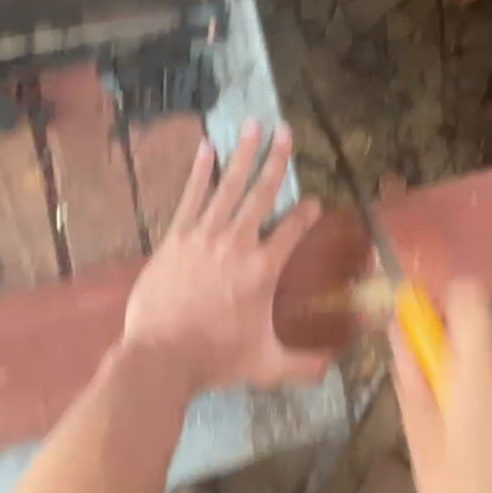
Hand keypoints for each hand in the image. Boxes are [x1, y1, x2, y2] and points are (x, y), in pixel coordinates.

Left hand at [122, 121, 328, 391]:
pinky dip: (200, 173)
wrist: (160, 357)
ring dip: (243, 154)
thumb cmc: (215, 358)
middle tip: (287, 131)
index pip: (293, 230)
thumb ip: (301, 364)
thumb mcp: (266, 365)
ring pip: (229, 187)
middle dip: (276, 160)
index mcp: (263, 270)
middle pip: (262, 193)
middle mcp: (238, 243)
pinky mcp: (176, 238)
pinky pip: (191, 198)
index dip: (307, 213)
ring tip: (254, 125)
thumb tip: (331, 367)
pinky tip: (207, 148)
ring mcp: (204, 236)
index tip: (315, 201)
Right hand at [392, 281, 491, 492]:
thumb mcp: (423, 446)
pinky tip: (452, 436)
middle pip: (475, 326)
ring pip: (483, 356)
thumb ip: (412, 383)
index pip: (470, 297)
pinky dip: (469, 389)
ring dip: (452, 365)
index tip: (409, 319)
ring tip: (426, 413)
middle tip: (408, 372)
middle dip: (439, 336)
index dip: (439, 295)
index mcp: (480, 372)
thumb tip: (398, 330)